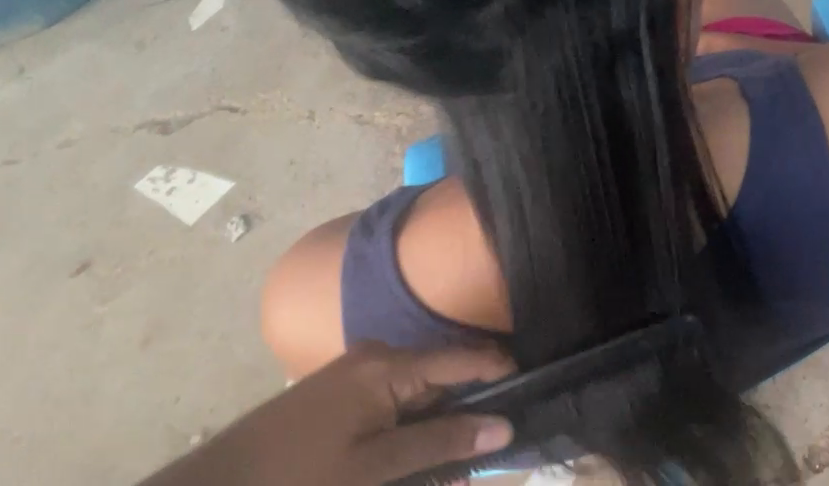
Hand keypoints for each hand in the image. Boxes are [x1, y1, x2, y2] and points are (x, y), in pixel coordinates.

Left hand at [138, 342, 515, 485]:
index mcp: (390, 365)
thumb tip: (505, 426)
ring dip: (440, 426)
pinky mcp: (338, 393)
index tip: (535, 401)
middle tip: (493, 451)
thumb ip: (440, 443)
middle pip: (446, 375)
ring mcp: (356, 373)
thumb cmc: (292, 480)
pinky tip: (416, 461)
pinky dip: (410, 430)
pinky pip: (393, 403)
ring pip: (420, 393)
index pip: (468, 358)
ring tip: (458, 464)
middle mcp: (378, 356)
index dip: (505, 377)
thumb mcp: (370, 470)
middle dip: (472, 411)